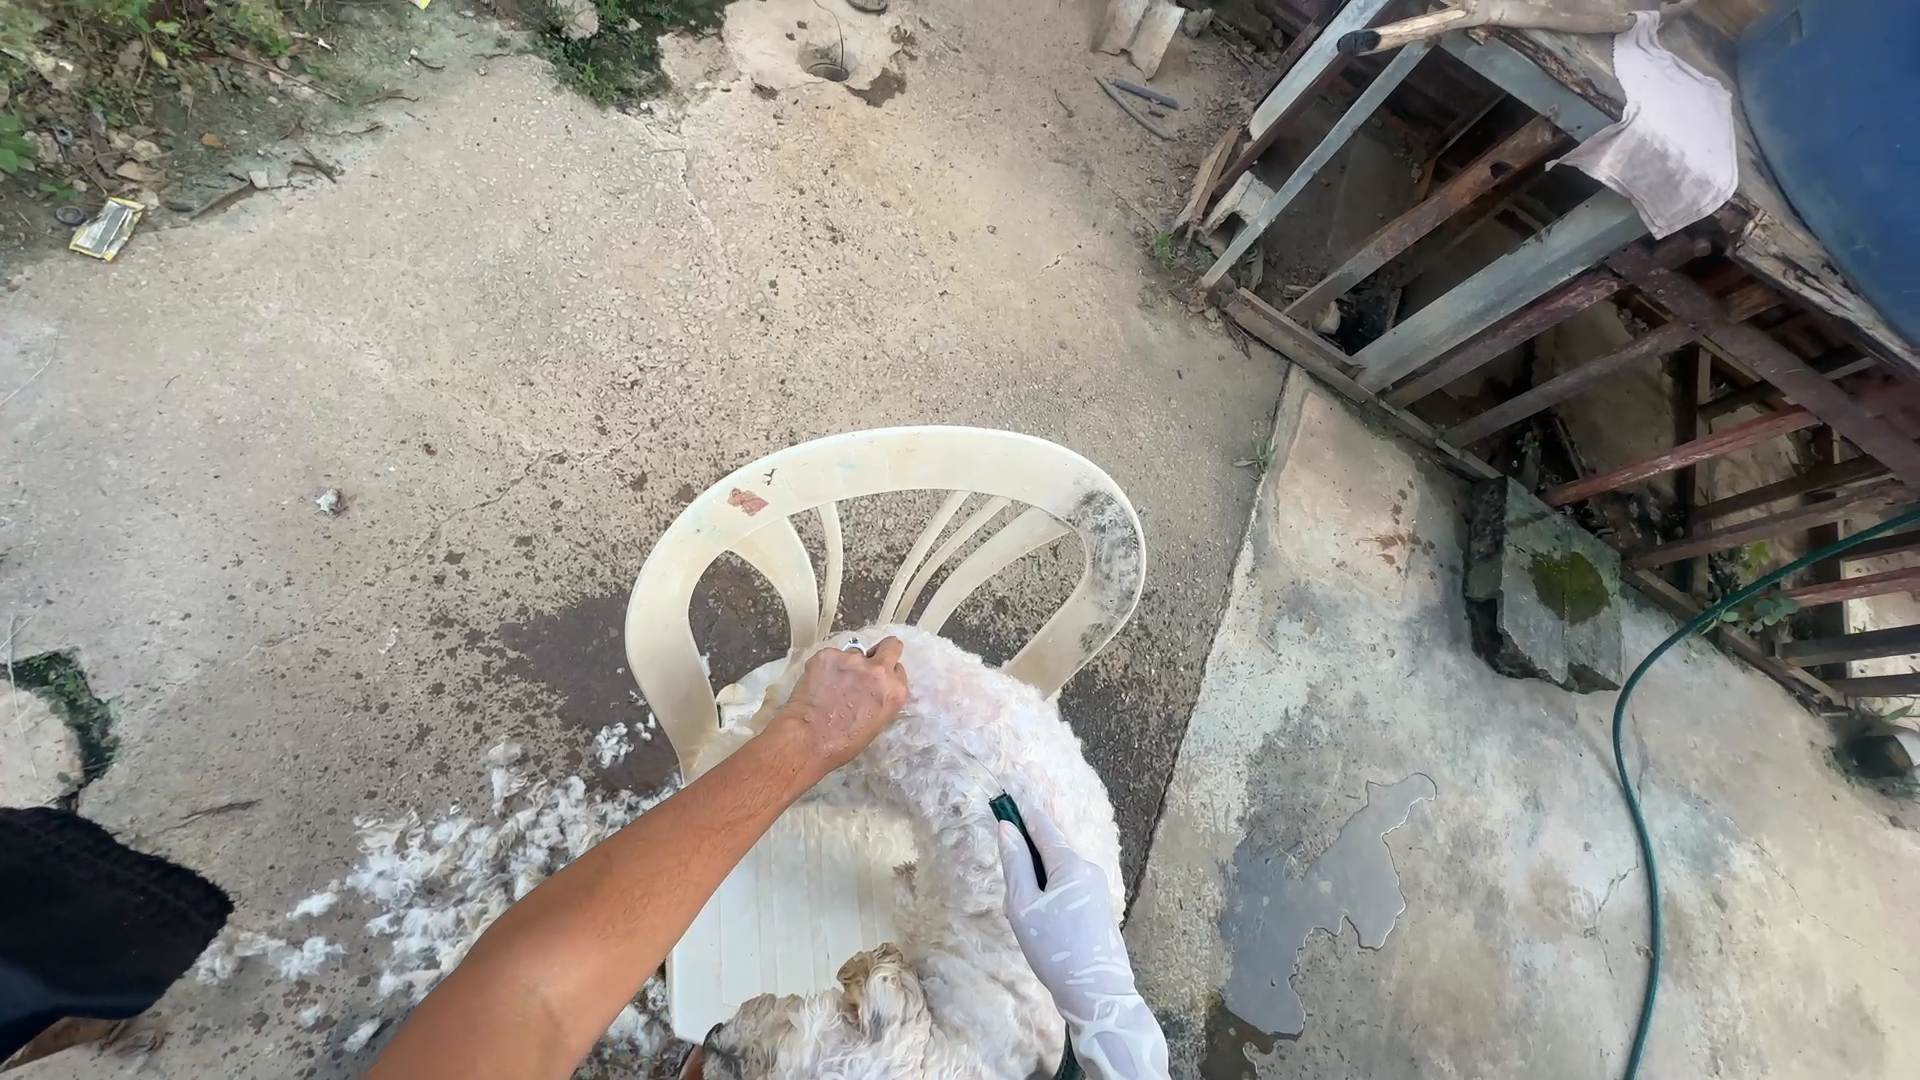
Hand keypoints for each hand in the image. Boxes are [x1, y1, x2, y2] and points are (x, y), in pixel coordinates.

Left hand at [764, 637, 908, 774]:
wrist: (807, 739)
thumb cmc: (843, 743)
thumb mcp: (876, 723)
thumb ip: (882, 699)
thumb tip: (874, 689)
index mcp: (894, 690)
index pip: (898, 670)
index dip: (887, 675)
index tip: (876, 681)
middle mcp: (878, 670)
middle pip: (890, 646)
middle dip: (881, 652)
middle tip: (867, 665)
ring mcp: (853, 659)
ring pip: (855, 653)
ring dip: (848, 665)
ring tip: (832, 684)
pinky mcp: (828, 655)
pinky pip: (831, 656)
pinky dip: (826, 667)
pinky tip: (818, 683)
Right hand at [998, 807, 1169, 1079]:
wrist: (1098, 996)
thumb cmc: (1055, 950)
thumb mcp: (1024, 907)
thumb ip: (1015, 864)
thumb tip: (1007, 829)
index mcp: (1070, 864)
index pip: (1043, 827)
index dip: (1024, 811)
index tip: (1009, 794)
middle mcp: (1088, 869)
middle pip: (1052, 850)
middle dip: (1029, 856)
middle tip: (1010, 875)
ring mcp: (1098, 890)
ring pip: (1060, 873)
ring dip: (1040, 880)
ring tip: (1027, 916)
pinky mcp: (1100, 910)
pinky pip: (1070, 889)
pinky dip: (1052, 894)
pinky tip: (1045, 925)